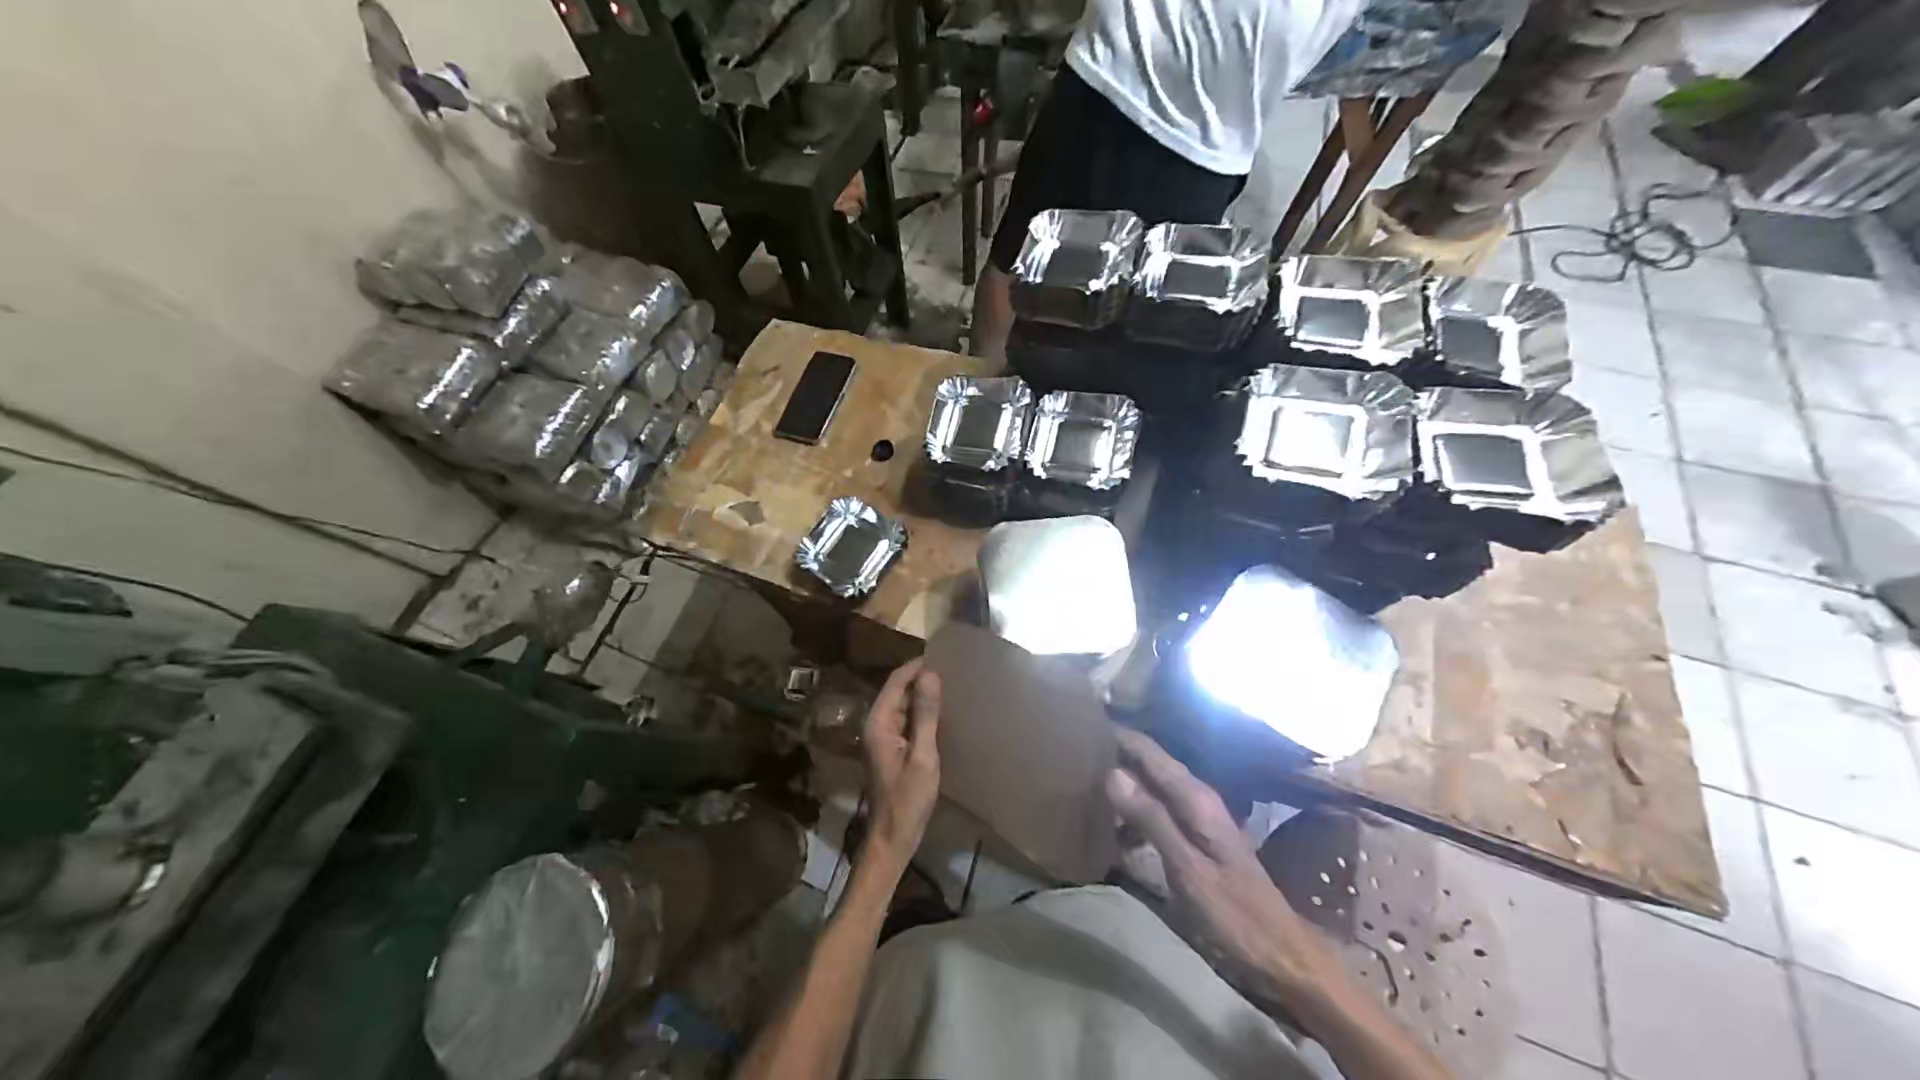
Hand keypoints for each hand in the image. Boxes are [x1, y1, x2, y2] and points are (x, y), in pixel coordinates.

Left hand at [861, 659, 941, 869]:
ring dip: (921, 697)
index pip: (895, 682)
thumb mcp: (923, 755)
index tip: (942, 656)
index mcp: (878, 723)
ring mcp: (882, 739)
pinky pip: (905, 723)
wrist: (893, 838)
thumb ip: (925, 714)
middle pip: (897, 692)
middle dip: (920, 679)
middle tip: (952, 670)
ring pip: (902, 707)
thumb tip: (930, 675)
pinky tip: (942, 715)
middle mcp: (876, 726)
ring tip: (951, 687)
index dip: (916, 667)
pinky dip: (921, 715)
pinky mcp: (891, 751)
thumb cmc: (908, 799)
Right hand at [1105, 726, 1338, 1002]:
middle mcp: (1195, 799)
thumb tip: (1111, 772)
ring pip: (1149, 789)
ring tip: (1080, 786)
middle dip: (1113, 755)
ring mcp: (1195, 820)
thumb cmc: (1234, 914)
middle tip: (1071, 753)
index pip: (1148, 750)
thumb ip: (1152, 819)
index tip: (1081, 722)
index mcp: (1195, 797)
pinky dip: (1130, 816)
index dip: (1117, 734)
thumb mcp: (1188, 869)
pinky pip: (1154, 815)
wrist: (1281, 957)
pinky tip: (1109, 830)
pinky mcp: (1193, 842)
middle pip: (1148, 765)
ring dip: (1119, 787)